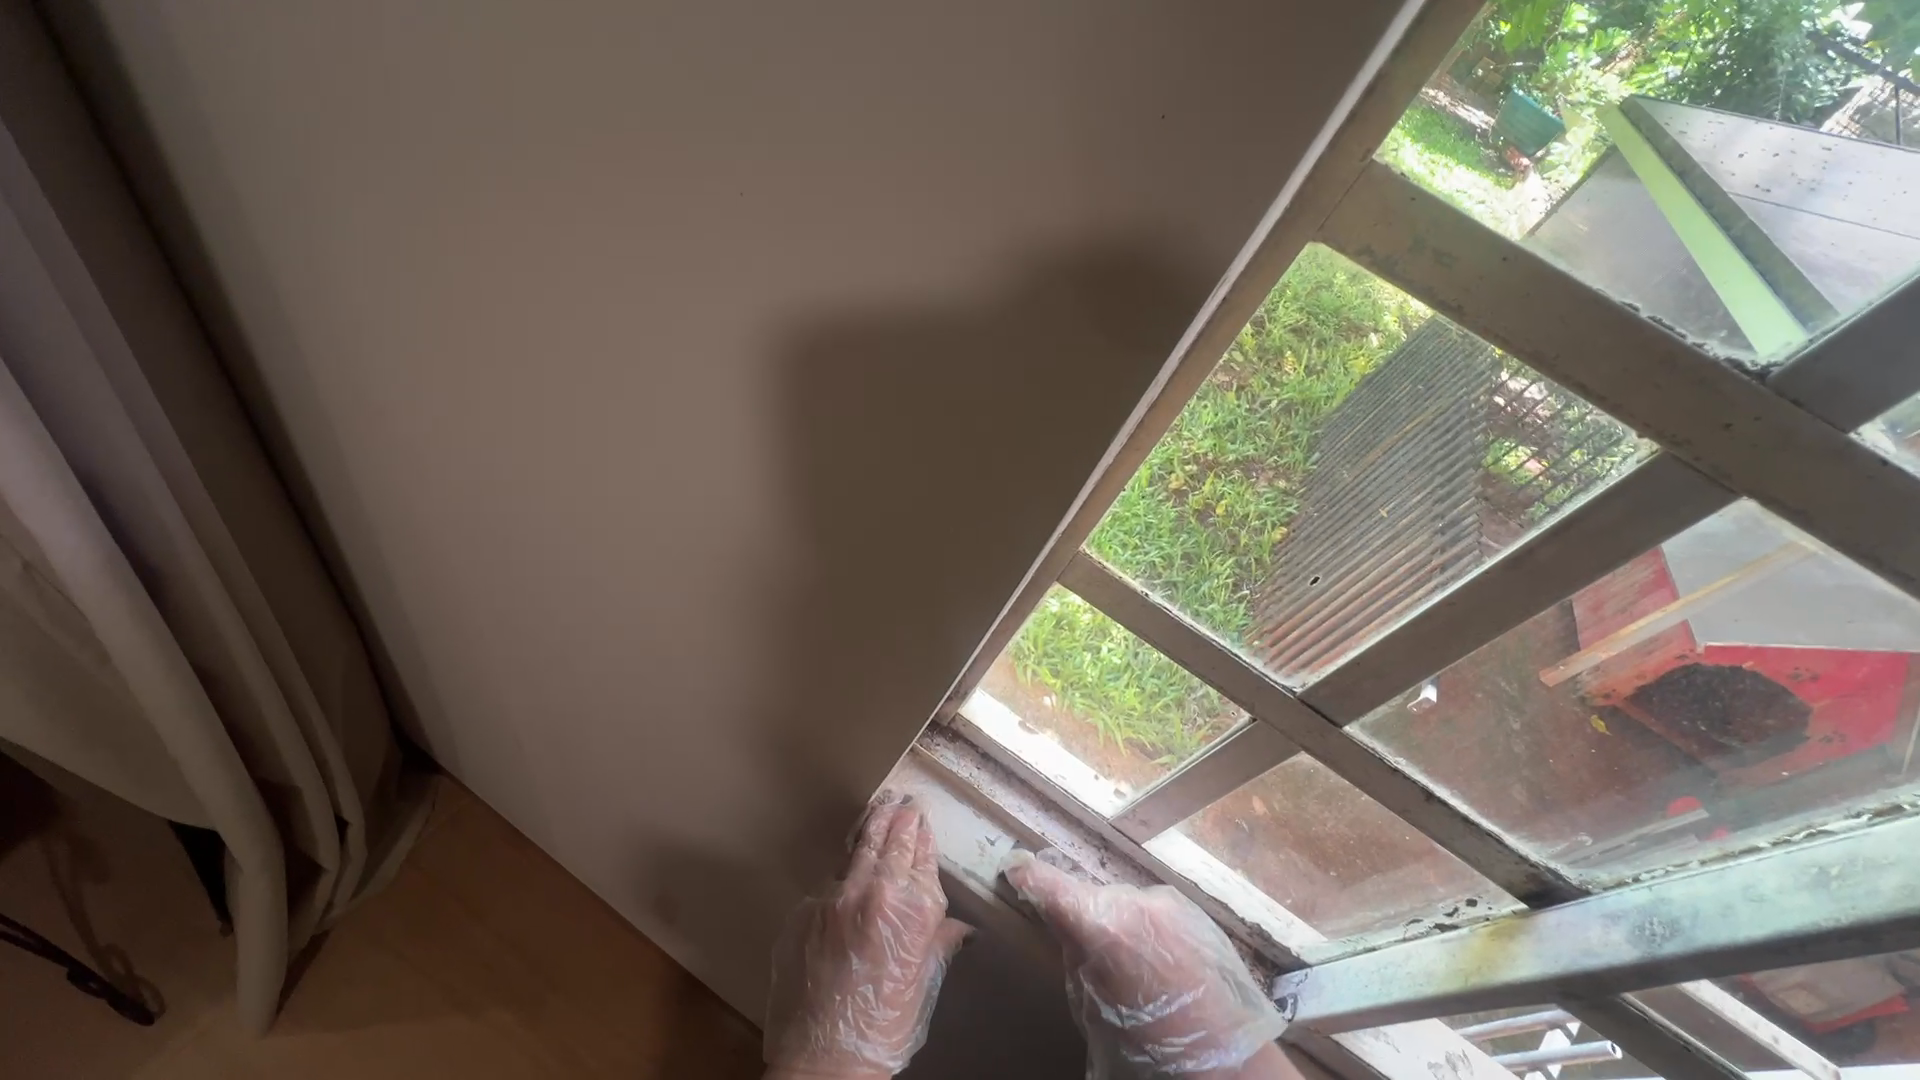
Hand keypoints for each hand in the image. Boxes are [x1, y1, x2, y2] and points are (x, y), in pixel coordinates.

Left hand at [764, 794, 970, 1078]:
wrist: (826, 1058)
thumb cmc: (884, 1026)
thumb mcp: (924, 981)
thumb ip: (939, 941)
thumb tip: (962, 928)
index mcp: (914, 910)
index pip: (921, 855)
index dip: (922, 833)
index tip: (922, 816)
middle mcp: (876, 892)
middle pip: (890, 840)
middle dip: (898, 816)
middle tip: (902, 799)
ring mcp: (836, 897)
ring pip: (857, 848)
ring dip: (871, 824)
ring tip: (879, 806)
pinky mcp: (806, 909)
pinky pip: (829, 880)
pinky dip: (842, 870)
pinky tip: (847, 863)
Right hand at [1002, 850, 1287, 1077]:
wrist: (1229, 1062)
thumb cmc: (1149, 1045)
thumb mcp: (1092, 1008)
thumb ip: (1074, 957)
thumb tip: (1063, 926)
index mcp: (1104, 926)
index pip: (1052, 884)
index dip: (1028, 876)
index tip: (1014, 869)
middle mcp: (1135, 901)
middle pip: (1091, 896)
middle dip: (1082, 917)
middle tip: (1085, 952)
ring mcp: (1167, 901)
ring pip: (1122, 903)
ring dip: (1116, 923)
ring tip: (1129, 966)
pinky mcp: (1192, 908)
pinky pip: (1151, 910)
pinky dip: (1144, 928)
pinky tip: (1157, 965)